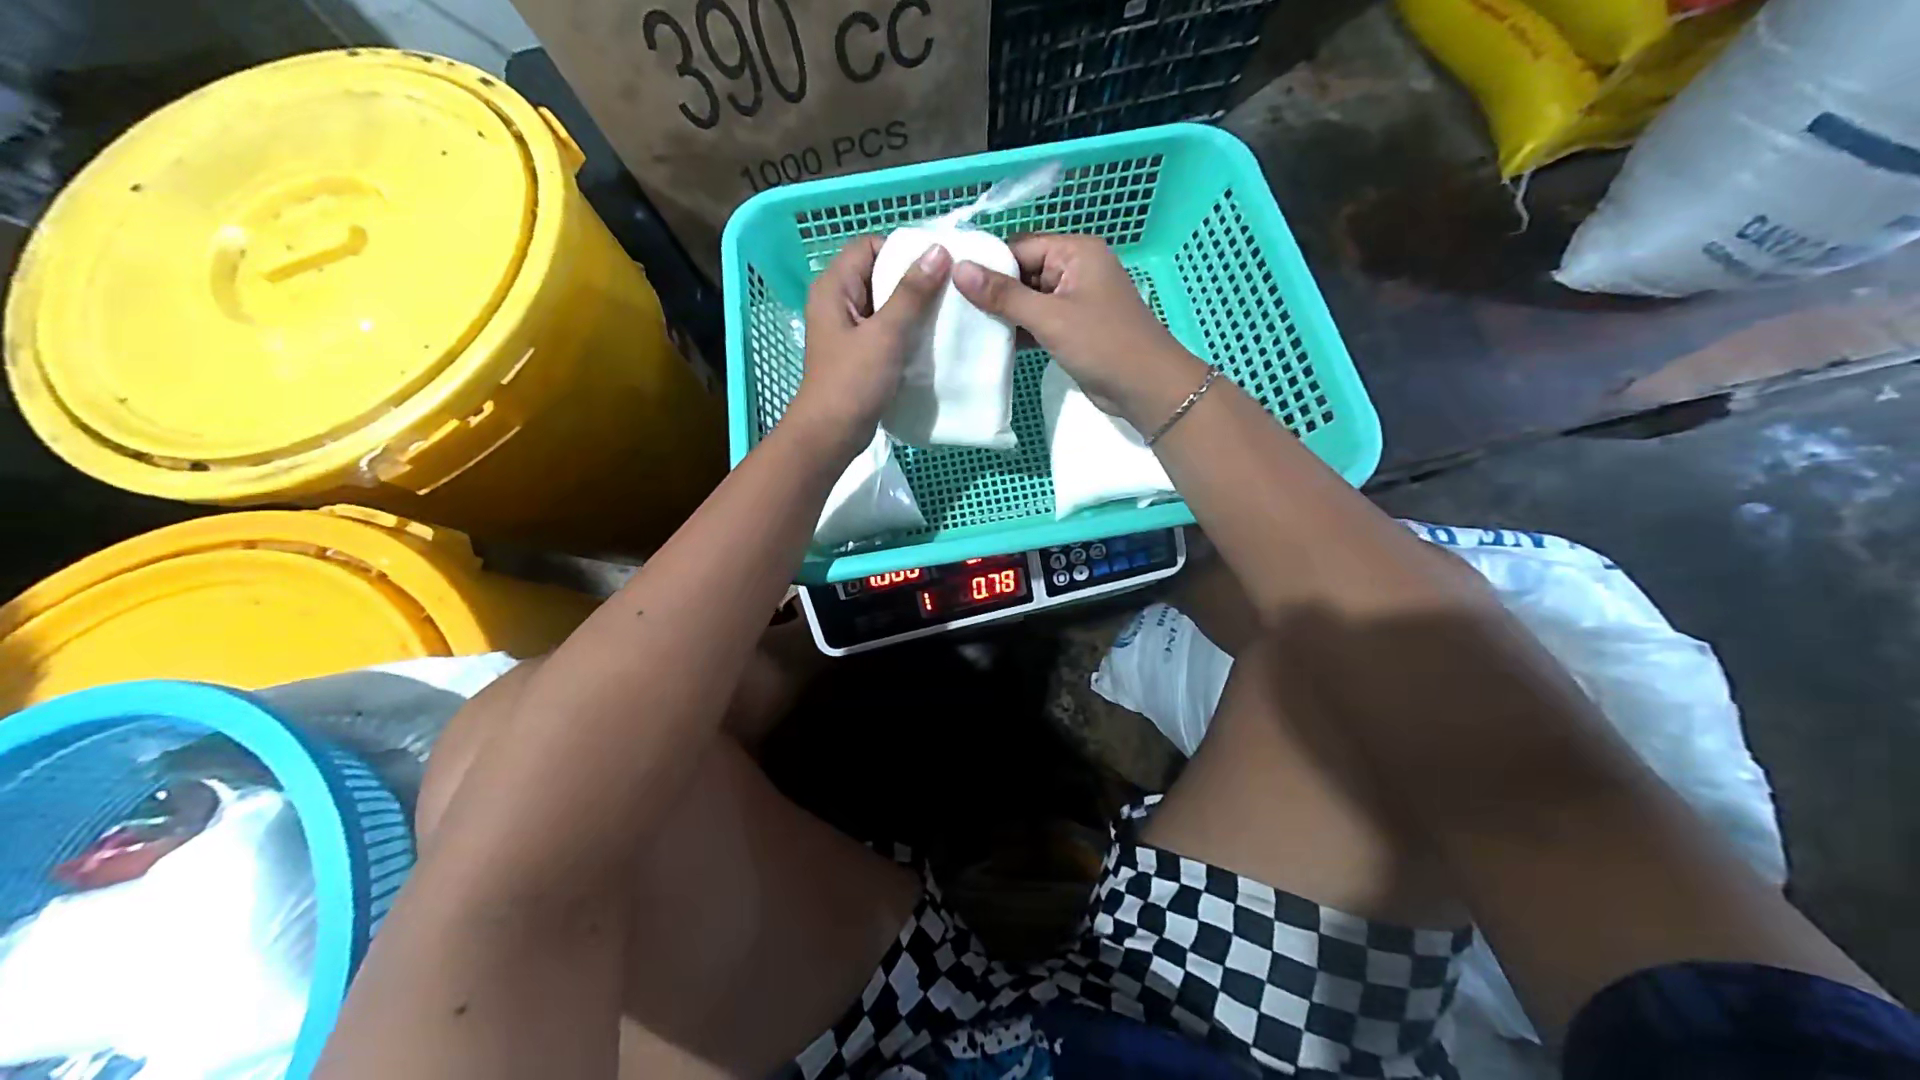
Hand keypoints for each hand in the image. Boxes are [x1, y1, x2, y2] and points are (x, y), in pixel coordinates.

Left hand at [788, 235, 950, 454]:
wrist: (831, 434)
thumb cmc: (853, 381)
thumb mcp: (886, 334)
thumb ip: (912, 293)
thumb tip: (938, 250)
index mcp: (834, 288)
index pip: (869, 245)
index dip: (901, 250)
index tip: (935, 265)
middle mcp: (837, 302)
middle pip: (878, 273)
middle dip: (912, 279)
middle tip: (947, 290)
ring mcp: (847, 329)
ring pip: (884, 303)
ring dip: (912, 307)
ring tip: (943, 314)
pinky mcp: (858, 352)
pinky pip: (885, 329)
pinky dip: (905, 330)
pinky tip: (928, 339)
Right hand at [951, 234, 1207, 428]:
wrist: (1146, 388)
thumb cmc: (1102, 344)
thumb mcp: (1049, 317)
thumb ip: (1004, 295)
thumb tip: (959, 269)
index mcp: (1076, 252)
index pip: (1020, 246)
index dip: (987, 263)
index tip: (951, 281)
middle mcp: (1075, 269)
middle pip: (1022, 271)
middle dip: (992, 290)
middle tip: (953, 307)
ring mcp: (1074, 300)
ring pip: (1028, 299)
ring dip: (1003, 314)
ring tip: (964, 326)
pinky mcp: (1072, 328)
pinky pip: (1037, 321)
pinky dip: (1018, 331)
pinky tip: (990, 343)